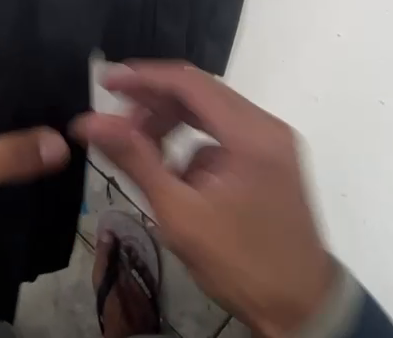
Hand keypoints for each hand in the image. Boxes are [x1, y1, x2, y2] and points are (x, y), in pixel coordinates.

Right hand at [72, 63, 336, 337]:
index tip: (104, 84)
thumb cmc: (240, 264)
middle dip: (152, 101)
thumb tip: (88, 121)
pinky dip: (189, 138)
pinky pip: (220, 130)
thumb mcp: (179, 213)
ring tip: (138, 147)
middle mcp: (266, 126)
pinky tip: (170, 167)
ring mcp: (271, 142)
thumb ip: (134, 158)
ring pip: (207, 109)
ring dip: (169, 120)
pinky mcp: (269, 158)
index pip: (188, 83)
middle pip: (198, 91)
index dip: (142, 78)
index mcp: (251, 134)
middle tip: (115, 120)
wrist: (303, 314)